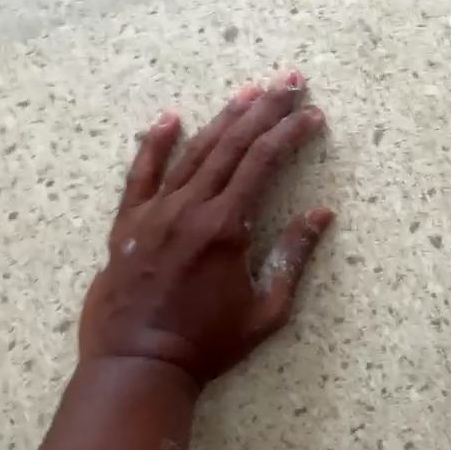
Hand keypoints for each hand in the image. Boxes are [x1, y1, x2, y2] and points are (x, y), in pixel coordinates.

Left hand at [80, 71, 333, 391]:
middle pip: (232, 145)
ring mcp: (154, 213)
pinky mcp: (127, 224)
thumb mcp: (266, 309)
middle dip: (265, 110)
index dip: (291, 133)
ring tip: (248, 91)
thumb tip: (323, 213)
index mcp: (226, 227)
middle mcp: (190, 208)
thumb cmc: (208, 344)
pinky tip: (169, 118)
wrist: (136, 367)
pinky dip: (154, 144)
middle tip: (289, 83)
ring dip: (223, 118)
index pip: (264, 163)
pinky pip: (140, 175)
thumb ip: (294, 256)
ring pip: (193, 152)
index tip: (313, 115)